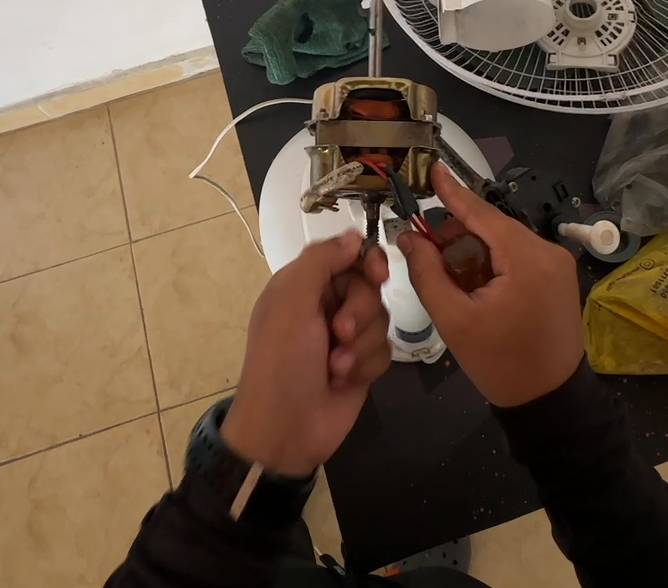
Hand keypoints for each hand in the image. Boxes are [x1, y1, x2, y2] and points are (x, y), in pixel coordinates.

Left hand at [221, 232, 391, 476]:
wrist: (285, 431)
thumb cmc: (282, 362)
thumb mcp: (292, 303)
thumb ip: (321, 261)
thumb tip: (354, 235)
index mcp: (302, 283)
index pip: (346, 254)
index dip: (367, 259)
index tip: (379, 274)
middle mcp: (324, 304)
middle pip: (369, 286)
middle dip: (360, 311)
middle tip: (340, 333)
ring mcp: (344, 336)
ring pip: (381, 318)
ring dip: (362, 344)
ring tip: (336, 366)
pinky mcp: (361, 364)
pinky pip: (385, 349)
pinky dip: (367, 365)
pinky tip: (344, 381)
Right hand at [397, 162, 583, 406]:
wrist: (551, 403)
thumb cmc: (501, 363)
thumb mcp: (454, 320)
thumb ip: (427, 273)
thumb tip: (410, 238)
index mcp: (526, 258)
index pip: (481, 213)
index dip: (452, 191)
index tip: (431, 168)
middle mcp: (547, 251)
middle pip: (490, 226)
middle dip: (456, 235)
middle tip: (427, 255)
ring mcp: (556, 262)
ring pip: (501, 240)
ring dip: (472, 250)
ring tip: (450, 277)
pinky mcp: (557, 276)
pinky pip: (515, 254)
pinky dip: (490, 261)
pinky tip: (473, 282)